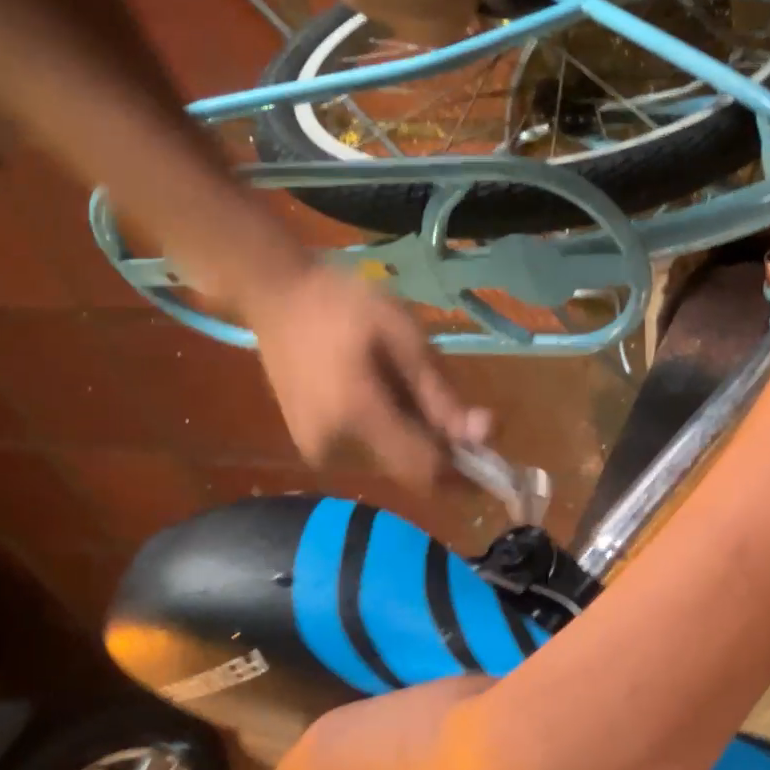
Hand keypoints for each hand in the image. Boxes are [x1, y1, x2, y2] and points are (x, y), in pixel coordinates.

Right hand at [243, 265, 490, 489]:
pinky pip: (373, 450)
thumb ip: (441, 393)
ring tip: (418, 393)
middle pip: (412, 468)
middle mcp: (335, 447)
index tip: (496, 459)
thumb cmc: (343, 305)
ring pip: (395, 461)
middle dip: (449, 453)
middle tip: (468, 417)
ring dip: (423, 441)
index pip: (425, 471)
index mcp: (357, 417)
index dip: (466, 474)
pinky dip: (396, 434)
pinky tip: (393, 397)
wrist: (272, 295)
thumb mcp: (404, 337)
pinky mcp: (314, 445)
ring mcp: (319, 450)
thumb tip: (482, 437)